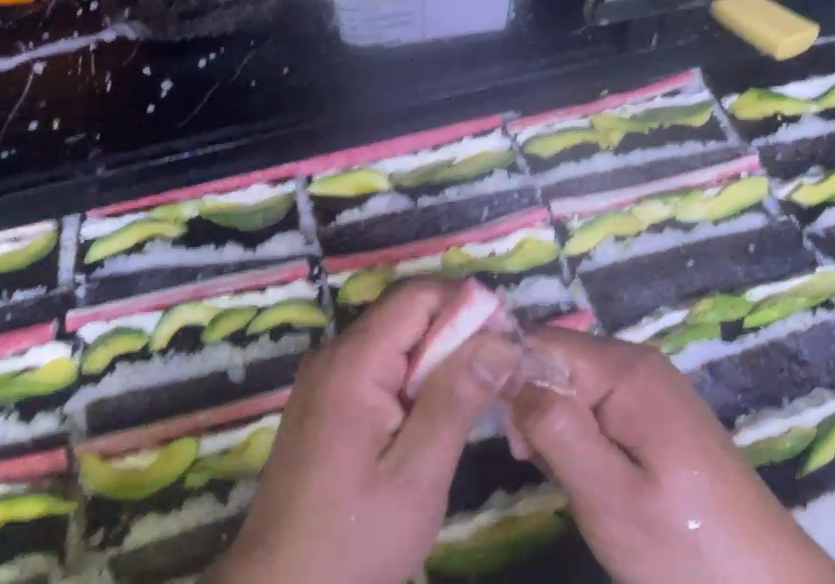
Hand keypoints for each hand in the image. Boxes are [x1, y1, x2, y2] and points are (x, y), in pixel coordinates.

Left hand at [206, 279, 521, 583]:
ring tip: (481, 392)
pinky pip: (377, 369)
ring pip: (393, 342)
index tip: (509, 337)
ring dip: (439, 357)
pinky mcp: (325, 404)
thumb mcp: (417, 475)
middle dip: (458, 331)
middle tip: (504, 369)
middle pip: (404, 315)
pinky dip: (413, 379)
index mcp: (353, 363)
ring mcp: (324, 380)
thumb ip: (456, 399)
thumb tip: (500, 338)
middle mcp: (333, 356)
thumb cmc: (353, 539)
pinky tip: (438, 414)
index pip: (416, 296)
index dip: (467, 304)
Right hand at [505, 329, 834, 583]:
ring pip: (570, 384)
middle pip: (553, 359)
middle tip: (533, 464)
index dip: (506, 375)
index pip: (538, 340)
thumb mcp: (609, 495)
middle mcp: (637, 362)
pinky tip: (584, 474)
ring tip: (559, 476)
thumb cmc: (686, 549)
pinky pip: (594, 404)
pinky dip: (577, 434)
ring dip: (551, 424)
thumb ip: (554, 427)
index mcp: (625, 369)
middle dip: (530, 404)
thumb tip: (504, 366)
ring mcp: (649, 387)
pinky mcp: (654, 414)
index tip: (497, 431)